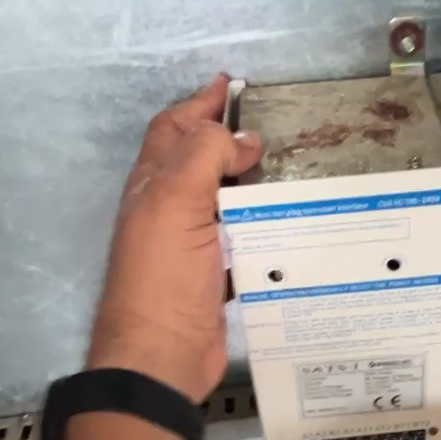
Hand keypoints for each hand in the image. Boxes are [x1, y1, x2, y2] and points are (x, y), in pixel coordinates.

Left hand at [87, 75, 263, 401]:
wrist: (163, 354)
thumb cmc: (164, 275)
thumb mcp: (177, 201)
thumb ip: (203, 157)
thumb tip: (240, 138)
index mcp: (153, 186)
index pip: (174, 130)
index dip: (200, 105)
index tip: (232, 85)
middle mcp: (170, 212)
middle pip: (199, 164)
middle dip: (228, 141)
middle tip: (270, 131)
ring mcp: (193, 248)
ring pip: (224, 204)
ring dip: (250, 186)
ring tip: (287, 172)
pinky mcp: (216, 279)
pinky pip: (242, 243)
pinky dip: (262, 229)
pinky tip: (287, 227)